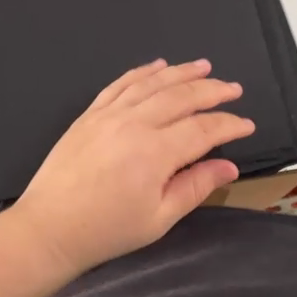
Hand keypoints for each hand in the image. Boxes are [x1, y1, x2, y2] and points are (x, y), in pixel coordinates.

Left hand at [10, 59, 255, 275]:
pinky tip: (158, 66)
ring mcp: (110, 114)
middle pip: (181, 96)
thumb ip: (195, 187)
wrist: (50, 227)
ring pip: (153, 83)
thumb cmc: (107, 230)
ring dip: (182, 72)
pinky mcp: (91, 113)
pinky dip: (143, 71)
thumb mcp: (158, 219)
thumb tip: (229, 166)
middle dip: (212, 90)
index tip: (247, 124)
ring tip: (204, 66)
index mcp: (155, 153)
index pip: (202, 130)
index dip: (228, 125)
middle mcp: (135, 123)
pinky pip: (122, 83)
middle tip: (234, 88)